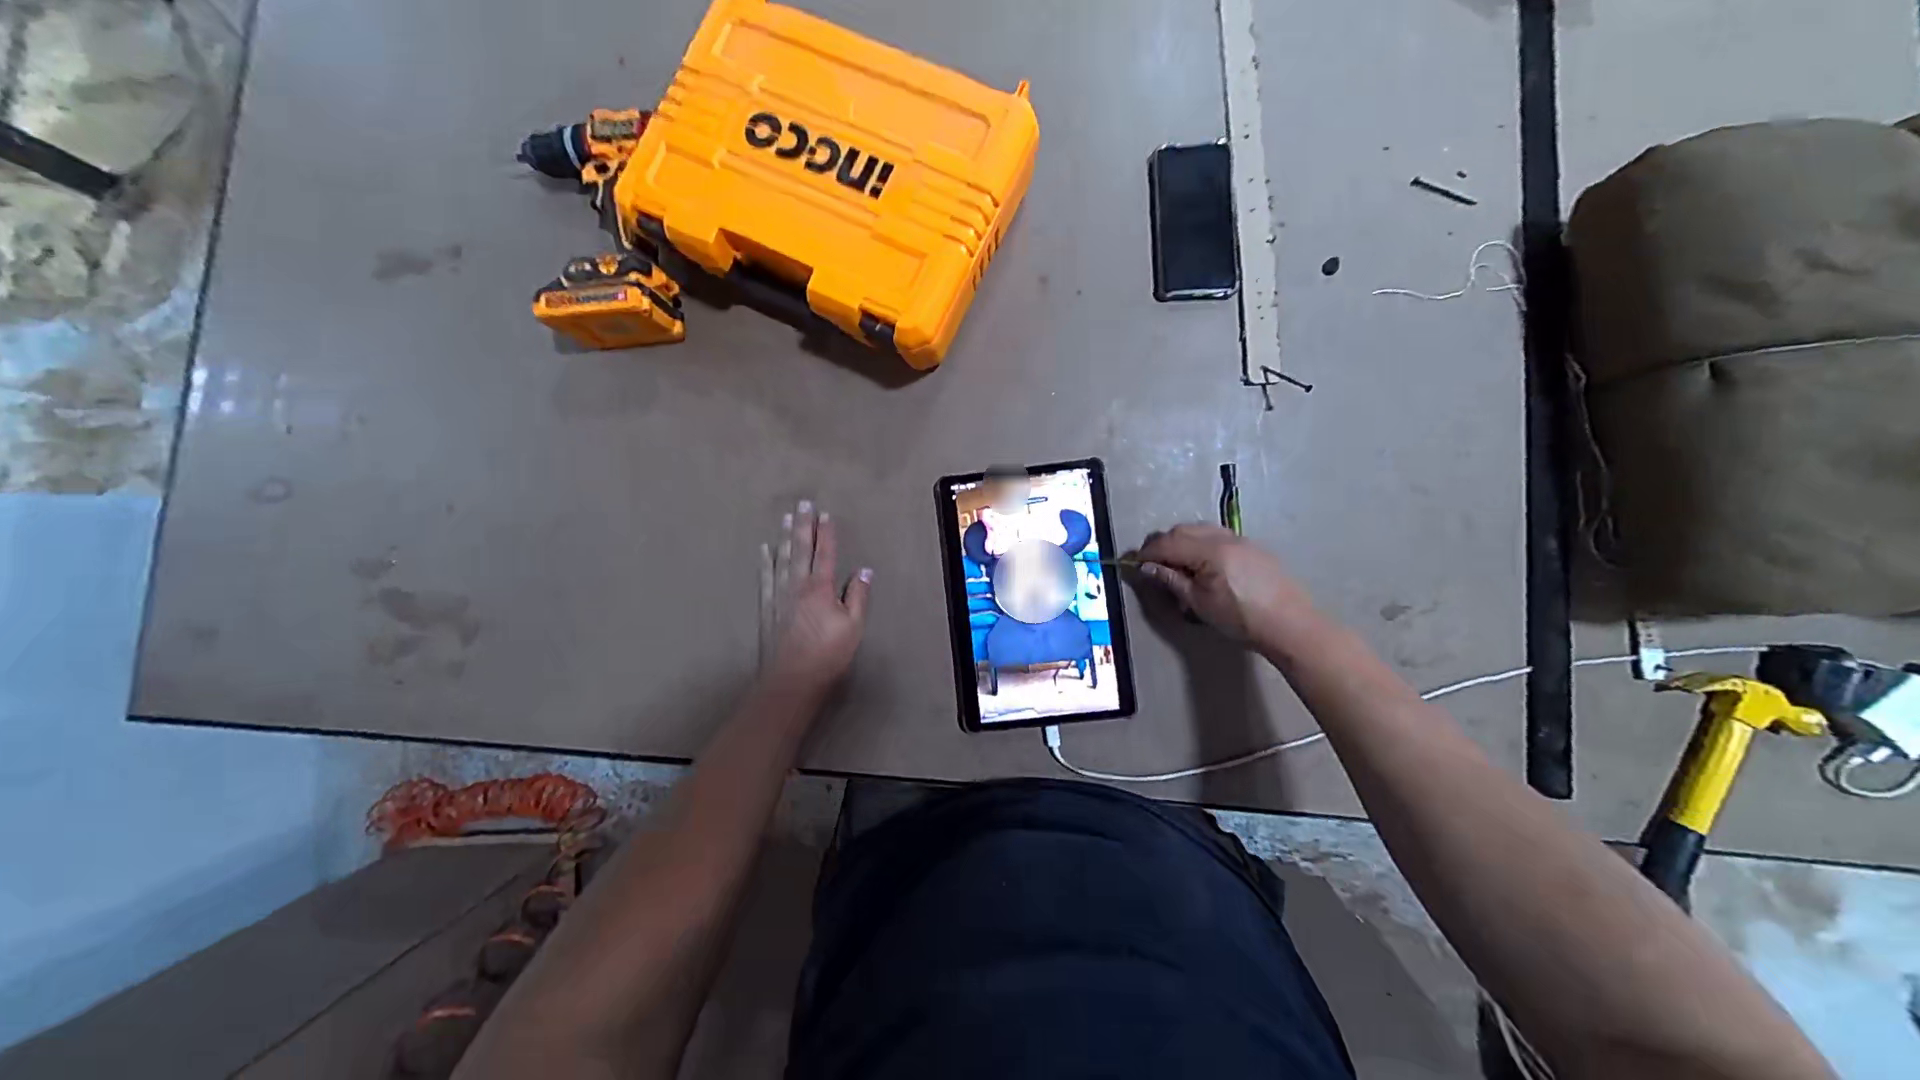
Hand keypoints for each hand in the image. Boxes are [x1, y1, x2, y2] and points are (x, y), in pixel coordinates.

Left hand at [759, 500, 871, 692]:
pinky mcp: (766, 607)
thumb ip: (857, 596)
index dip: (826, 534)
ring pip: (783, 558)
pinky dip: (766, 561)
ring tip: (787, 518)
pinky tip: (766, 550)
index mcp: (820, 587)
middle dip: (804, 525)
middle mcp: (797, 585)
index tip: (826, 515)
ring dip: (786, 537)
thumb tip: (863, 571)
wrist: (791, 679)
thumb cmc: (827, 654)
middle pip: (801, 549)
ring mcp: (779, 595)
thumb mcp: (853, 627)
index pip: (824, 554)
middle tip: (803, 504)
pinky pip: (766, 576)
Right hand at [1135, 524, 1318, 647]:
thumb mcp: (1199, 603)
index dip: (1147, 552)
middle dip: (1162, 543)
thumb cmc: (1241, 619)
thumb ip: (1172, 580)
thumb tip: (1147, 567)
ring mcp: (1240, 539)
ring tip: (1174, 564)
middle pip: (1182, 530)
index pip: (1168, 543)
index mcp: (1209, 551)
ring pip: (1199, 529)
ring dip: (1180, 541)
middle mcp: (1224, 537)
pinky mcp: (1251, 546)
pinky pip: (1216, 535)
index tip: (1132, 563)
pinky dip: (1199, 542)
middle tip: (1150, 564)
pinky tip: (1200, 563)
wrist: (1290, 624)